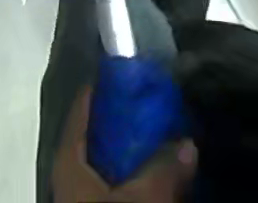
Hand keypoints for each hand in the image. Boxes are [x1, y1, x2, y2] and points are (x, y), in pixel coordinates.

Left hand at [49, 86, 197, 202]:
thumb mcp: (140, 200)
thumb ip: (164, 167)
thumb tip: (188, 143)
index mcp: (68, 160)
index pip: (83, 106)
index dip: (106, 85)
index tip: (134, 68)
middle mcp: (71, 175)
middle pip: (100, 136)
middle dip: (131, 121)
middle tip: (163, 104)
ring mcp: (85, 199)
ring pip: (112, 165)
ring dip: (139, 154)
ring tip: (170, 136)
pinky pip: (119, 189)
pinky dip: (139, 180)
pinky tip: (164, 177)